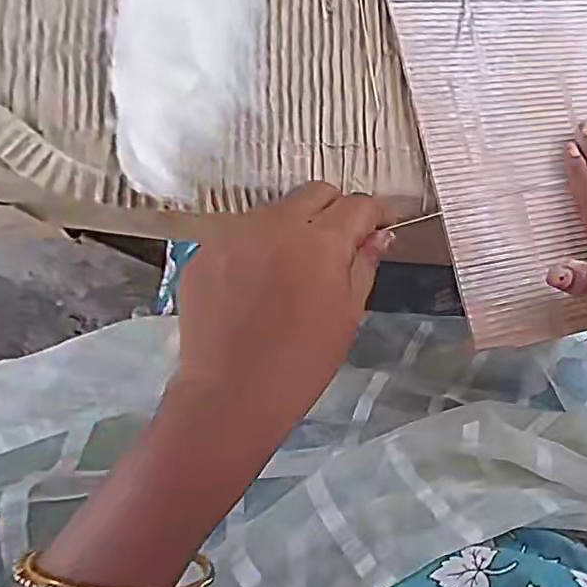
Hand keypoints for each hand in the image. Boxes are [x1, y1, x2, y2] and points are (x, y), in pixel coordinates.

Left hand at [175, 183, 390, 417]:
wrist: (233, 393)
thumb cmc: (303, 362)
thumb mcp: (348, 314)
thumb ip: (364, 266)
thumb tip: (379, 236)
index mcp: (320, 242)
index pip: (358, 205)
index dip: (377, 213)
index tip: (382, 226)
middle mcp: (275, 225)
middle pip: (315, 193)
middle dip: (336, 211)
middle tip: (342, 244)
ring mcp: (234, 234)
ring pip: (276, 211)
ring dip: (295, 228)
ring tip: (297, 270)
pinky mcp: (205, 251)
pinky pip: (242, 235)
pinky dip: (259, 248)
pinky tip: (260, 286)